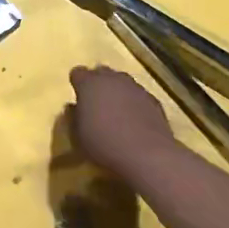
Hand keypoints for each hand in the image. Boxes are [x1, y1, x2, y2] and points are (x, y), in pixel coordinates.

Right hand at [67, 65, 177, 179]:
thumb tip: (74, 107)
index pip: (78, 73)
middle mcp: (113, 79)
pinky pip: (138, 95)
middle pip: (102, 72)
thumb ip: (74, 116)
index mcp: (89, 84)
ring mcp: (136, 88)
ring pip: (122, 82)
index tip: (78, 98)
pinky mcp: (154, 100)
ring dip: (117, 92)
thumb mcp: (78, 135)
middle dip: (98, 84)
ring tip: (116, 113)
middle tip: (96, 103)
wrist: (148, 155)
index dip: (77, 84)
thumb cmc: (104, 143)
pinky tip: (134, 121)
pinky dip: (134, 103)